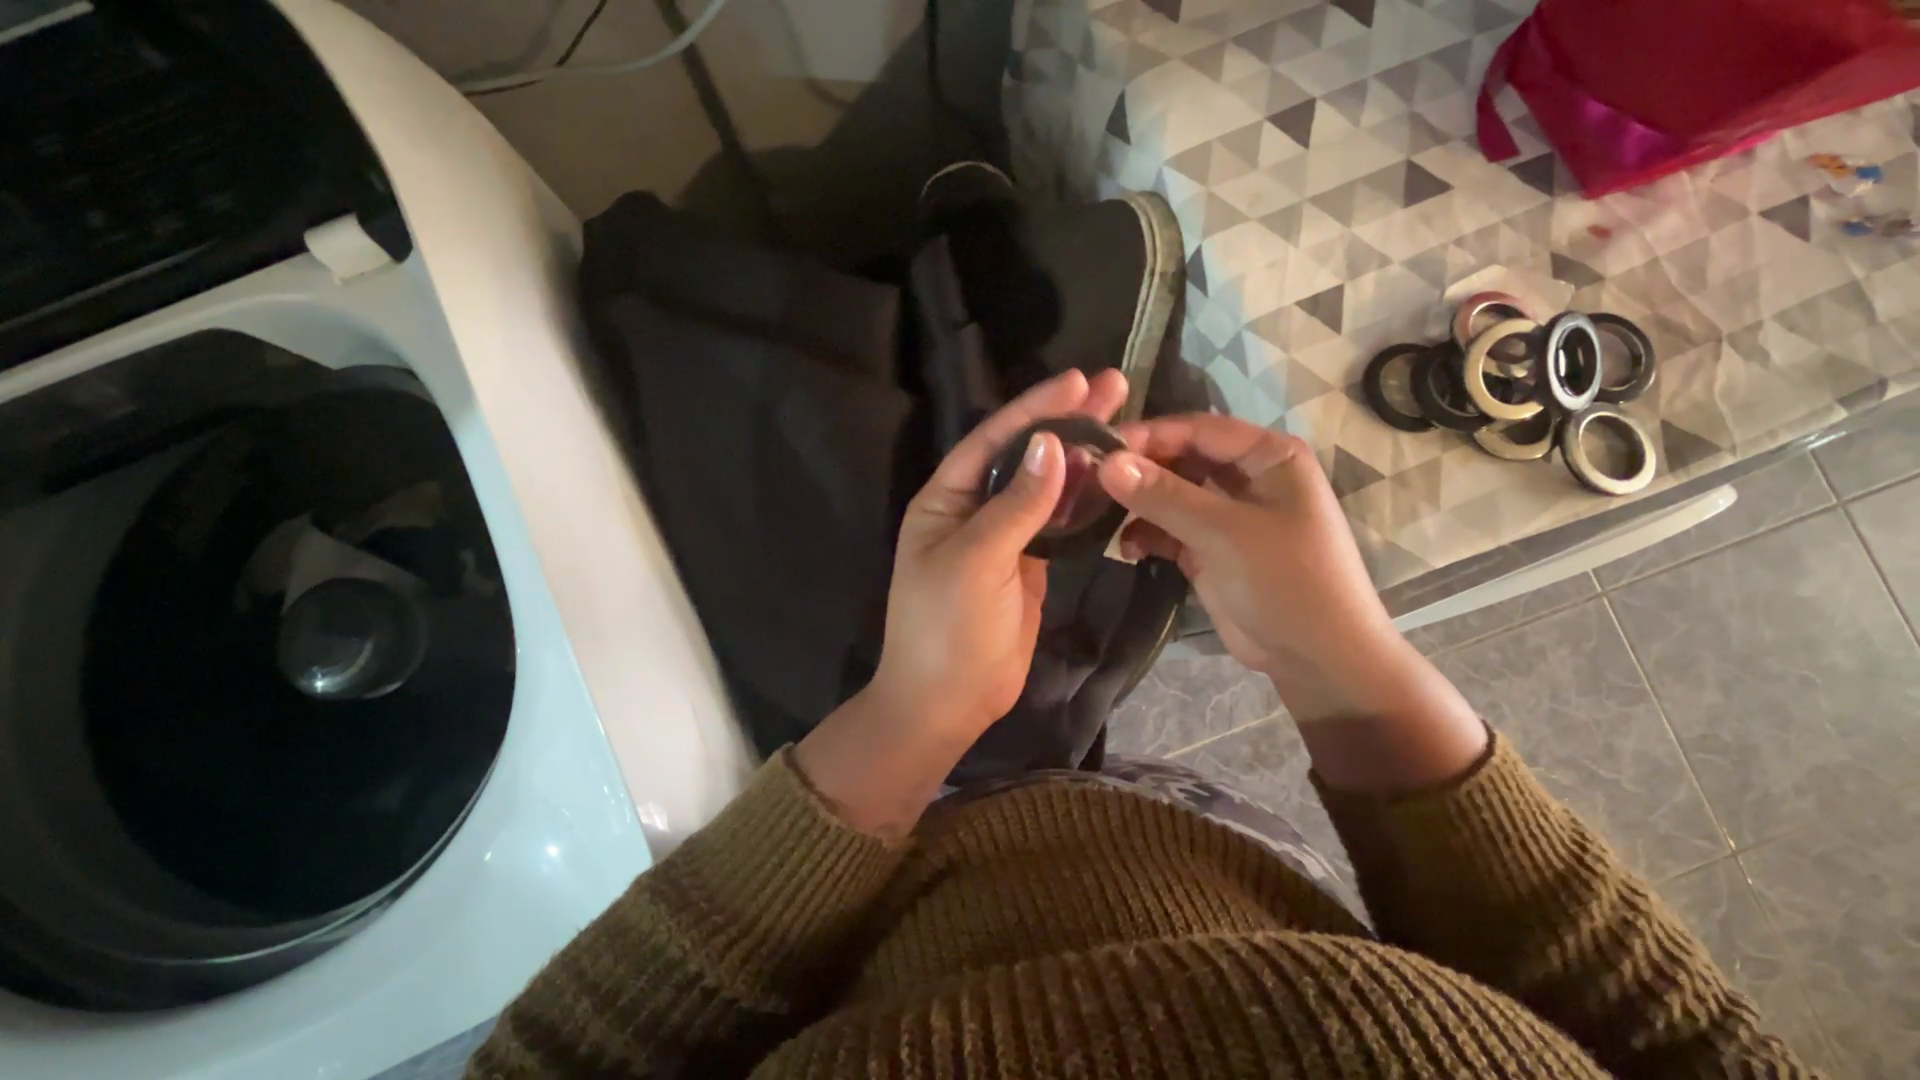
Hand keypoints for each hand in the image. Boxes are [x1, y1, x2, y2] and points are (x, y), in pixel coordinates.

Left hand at [875, 366, 1131, 730]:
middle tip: (1115, 387)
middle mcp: (974, 508)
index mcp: (946, 499)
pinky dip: (1086, 503)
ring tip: (1126, 424)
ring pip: (1047, 488)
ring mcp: (1004, 536)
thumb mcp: (975, 561)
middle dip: (1066, 422)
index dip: (1035, 409)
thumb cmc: (946, 628)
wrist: (949, 701)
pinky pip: (1060, 524)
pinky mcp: (1029, 564)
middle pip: (1024, 456)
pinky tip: (1115, 477)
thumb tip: (1053, 446)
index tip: (1077, 380)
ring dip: (1082, 459)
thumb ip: (1016, 505)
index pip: (993, 440)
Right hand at [1094, 414, 1397, 718]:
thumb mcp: (1225, 533)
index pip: (1199, 429)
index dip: (1150, 436)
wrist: (1318, 658)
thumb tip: (1106, 463)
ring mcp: (1228, 515)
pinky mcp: (1210, 550)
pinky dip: (1147, 536)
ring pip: (1171, 495)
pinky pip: (1169, 530)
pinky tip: (1128, 550)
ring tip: (1100, 516)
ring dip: (1138, 505)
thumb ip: (1165, 496)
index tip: (1099, 449)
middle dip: (1139, 471)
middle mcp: (1248, 477)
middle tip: (1090, 482)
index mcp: (1268, 456)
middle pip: (1181, 459)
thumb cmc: (1286, 580)